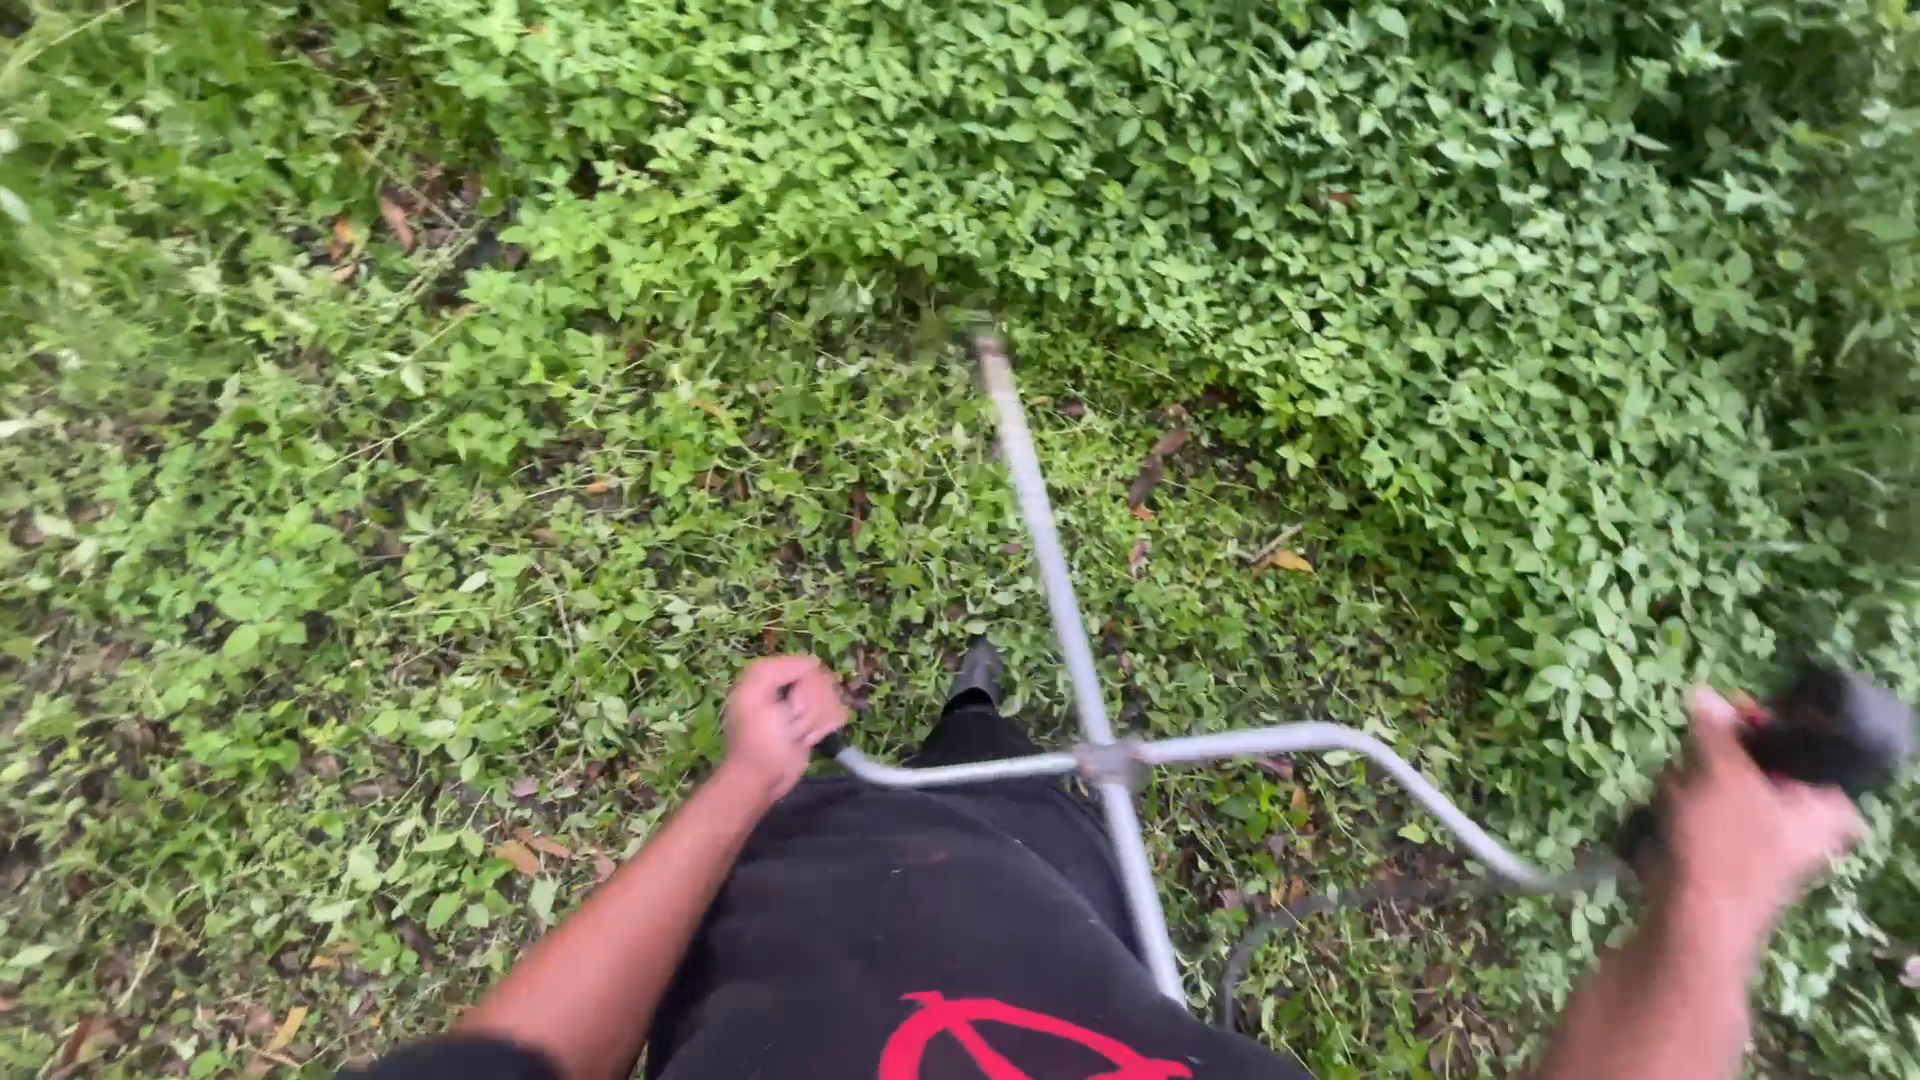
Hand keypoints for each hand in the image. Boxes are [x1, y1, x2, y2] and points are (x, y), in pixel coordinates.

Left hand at [719, 655, 848, 802]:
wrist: (762, 779)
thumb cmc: (756, 739)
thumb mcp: (753, 696)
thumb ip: (777, 670)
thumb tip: (814, 662)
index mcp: (771, 676)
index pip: (808, 665)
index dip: (804, 685)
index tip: (791, 705)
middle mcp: (790, 686)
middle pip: (823, 681)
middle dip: (809, 707)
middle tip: (790, 723)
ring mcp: (805, 704)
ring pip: (832, 697)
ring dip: (815, 721)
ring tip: (795, 735)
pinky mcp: (817, 723)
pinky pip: (838, 712)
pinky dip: (824, 728)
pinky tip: (808, 739)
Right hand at [1659, 686, 1863, 955]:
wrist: (1694, 910)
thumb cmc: (1726, 845)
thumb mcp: (1722, 778)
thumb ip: (1716, 733)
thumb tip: (1704, 692)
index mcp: (1827, 804)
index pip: (1797, 746)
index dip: (1756, 728)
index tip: (1719, 715)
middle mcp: (1803, 817)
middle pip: (1750, 761)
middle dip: (1709, 758)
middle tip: (1693, 765)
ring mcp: (1764, 832)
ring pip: (1718, 780)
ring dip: (1688, 777)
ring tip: (1677, 791)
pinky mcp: (1727, 842)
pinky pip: (1702, 802)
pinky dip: (1682, 798)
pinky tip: (1671, 807)